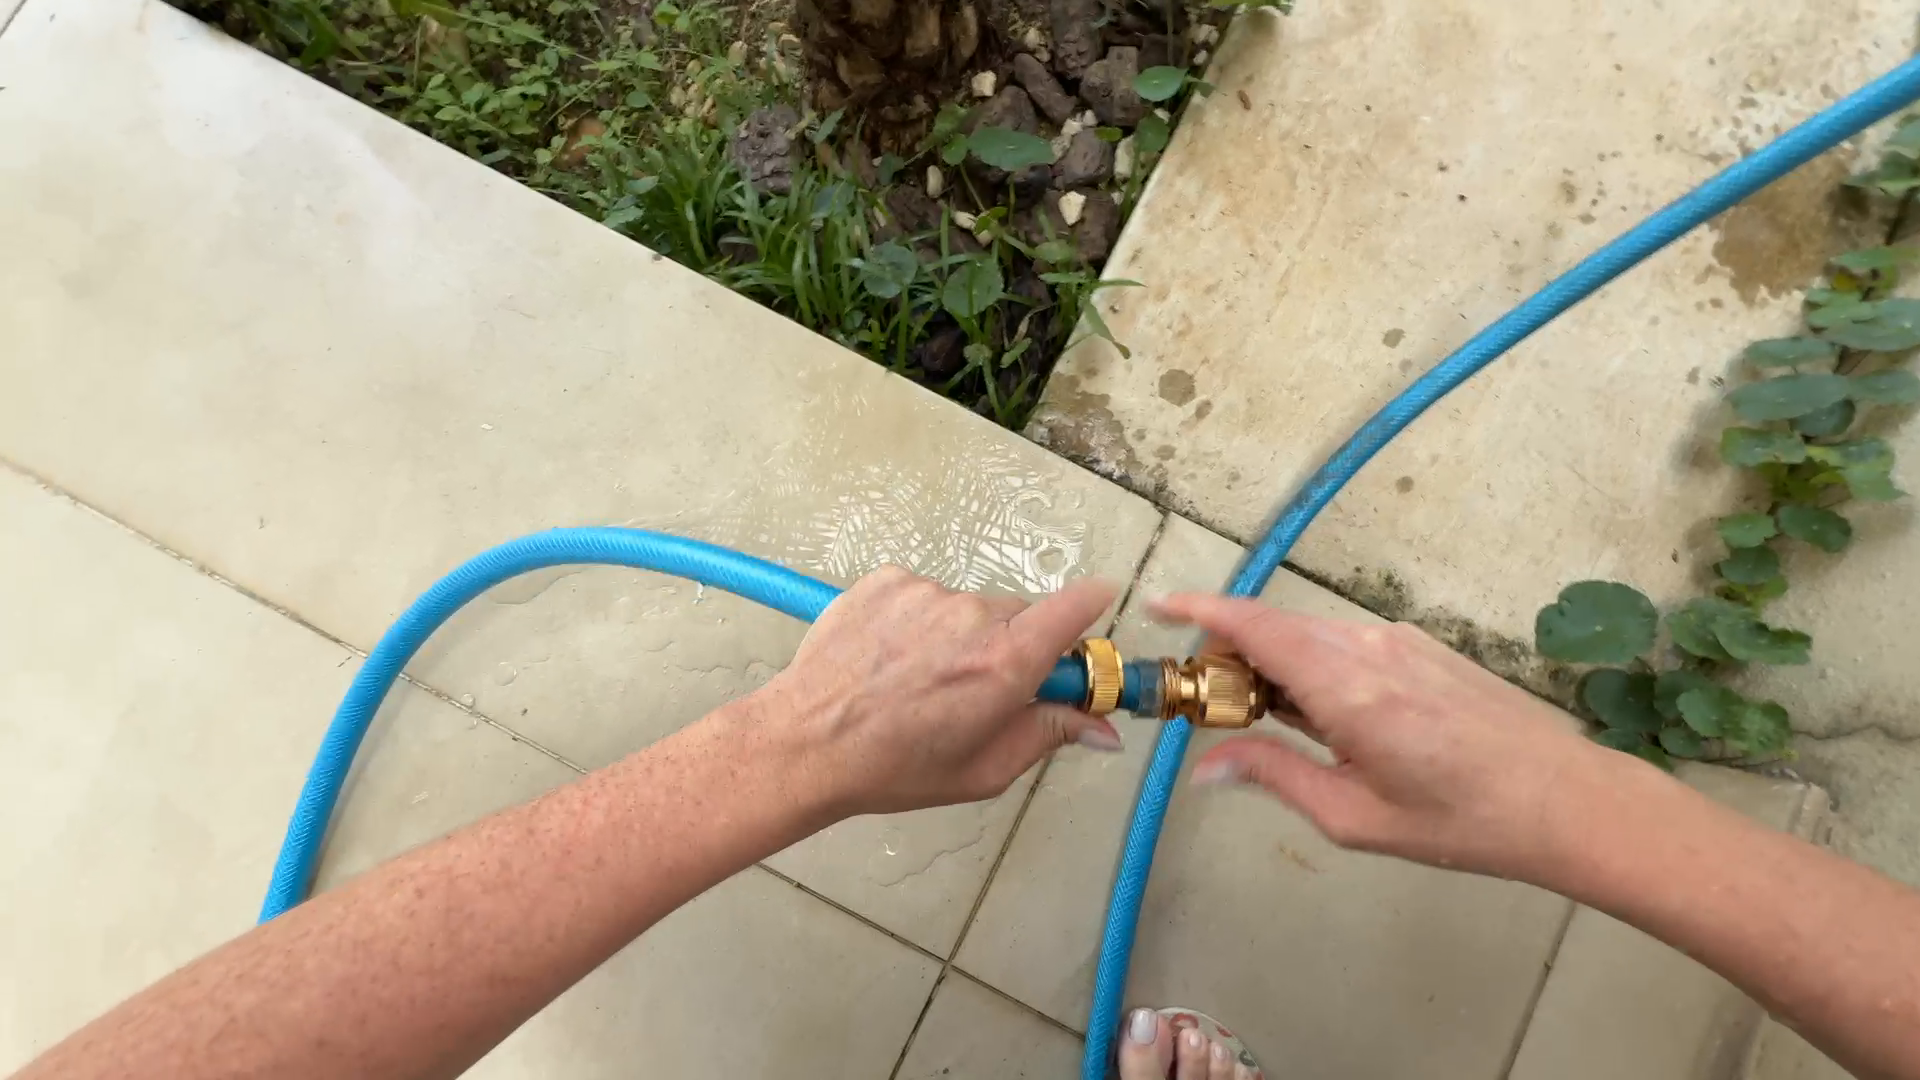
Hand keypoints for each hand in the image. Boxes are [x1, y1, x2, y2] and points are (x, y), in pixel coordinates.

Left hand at [734, 566, 1120, 817]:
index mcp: (1003, 663)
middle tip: (976, 685)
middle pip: (1018, 614)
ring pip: (968, 606)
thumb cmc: (897, 767)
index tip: (1098, 604)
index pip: (1073, 607)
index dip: (1091, 604)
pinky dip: (921, 618)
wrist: (805, 740)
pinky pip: (926, 594)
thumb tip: (1106, 729)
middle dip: (1011, 644)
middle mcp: (971, 614)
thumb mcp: (984, 769)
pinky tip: (893, 654)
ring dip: (960, 633)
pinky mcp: (888, 578)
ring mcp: (925, 590)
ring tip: (920, 674)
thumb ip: (1050, 735)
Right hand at [1153, 594, 1617, 881]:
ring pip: (1302, 632)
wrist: (1572, 802)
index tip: (1157, 606)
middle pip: (1269, 626)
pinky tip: (1326, 711)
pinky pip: (1336, 640)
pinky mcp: (1413, 642)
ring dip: (1268, 659)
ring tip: (1270, 716)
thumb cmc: (1459, 822)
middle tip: (1210, 700)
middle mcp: (1364, 647)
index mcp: (1345, 689)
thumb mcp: (1354, 815)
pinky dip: (1305, 661)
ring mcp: (1393, 638)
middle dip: (1226, 650)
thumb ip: (1272, 775)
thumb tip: (1203, 766)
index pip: (1253, 626)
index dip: (1199, 609)